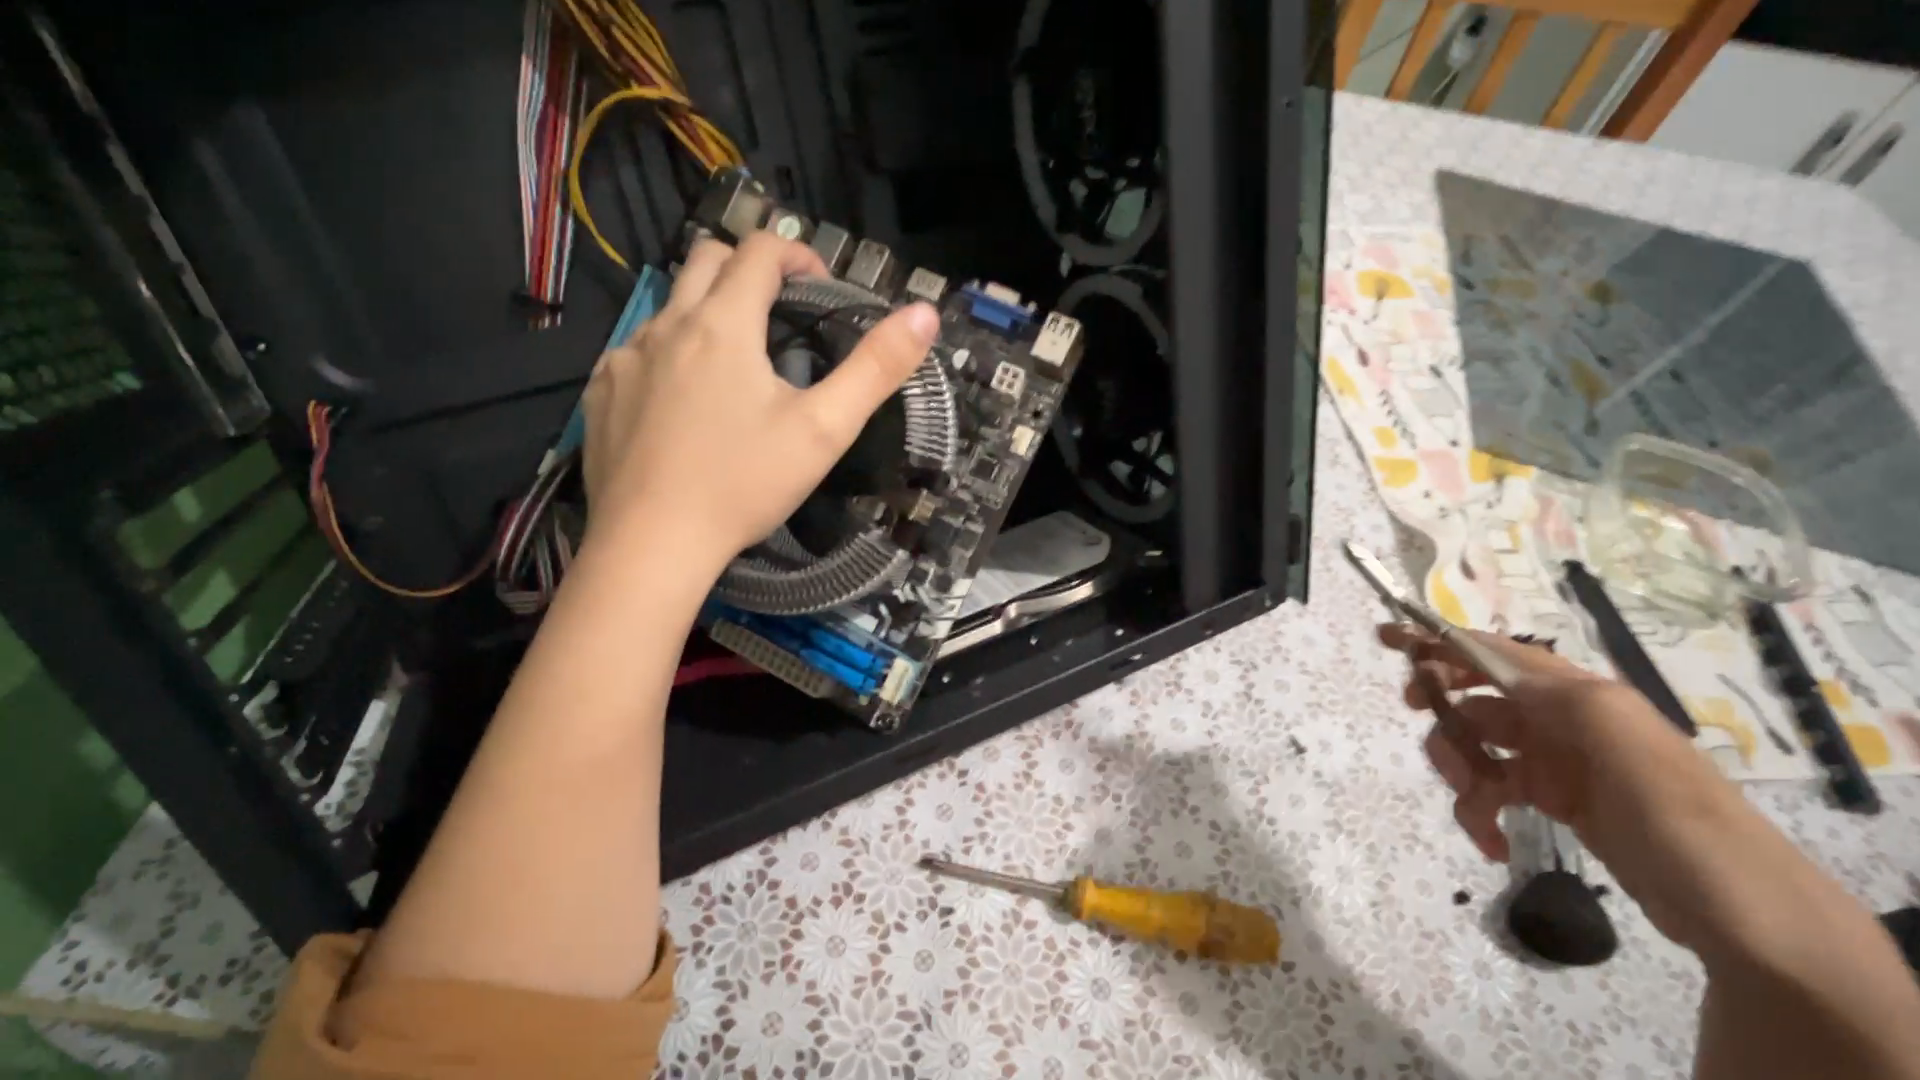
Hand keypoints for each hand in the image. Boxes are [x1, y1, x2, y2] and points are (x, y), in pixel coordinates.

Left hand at [579, 233, 940, 571]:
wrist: (651, 543)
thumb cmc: (743, 485)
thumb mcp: (824, 431)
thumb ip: (875, 369)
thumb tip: (924, 313)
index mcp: (724, 324)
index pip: (760, 249)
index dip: (797, 253)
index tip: (819, 287)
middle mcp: (667, 323)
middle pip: (706, 257)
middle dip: (747, 268)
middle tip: (778, 312)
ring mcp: (626, 356)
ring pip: (669, 304)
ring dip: (706, 311)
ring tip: (734, 365)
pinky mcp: (602, 391)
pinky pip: (637, 349)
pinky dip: (668, 354)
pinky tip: (683, 404)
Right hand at [1378, 622, 1735, 868]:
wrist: (1743, 914)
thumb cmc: (1682, 820)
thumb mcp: (1629, 746)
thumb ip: (1560, 695)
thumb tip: (1489, 660)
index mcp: (1581, 696)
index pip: (1498, 653)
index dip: (1441, 642)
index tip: (1389, 640)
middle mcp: (1564, 721)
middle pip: (1478, 700)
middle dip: (1446, 722)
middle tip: (1438, 755)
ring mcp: (1558, 764)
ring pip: (1479, 749)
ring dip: (1462, 776)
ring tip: (1476, 817)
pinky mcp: (1555, 802)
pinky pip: (1495, 792)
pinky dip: (1481, 813)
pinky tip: (1492, 843)